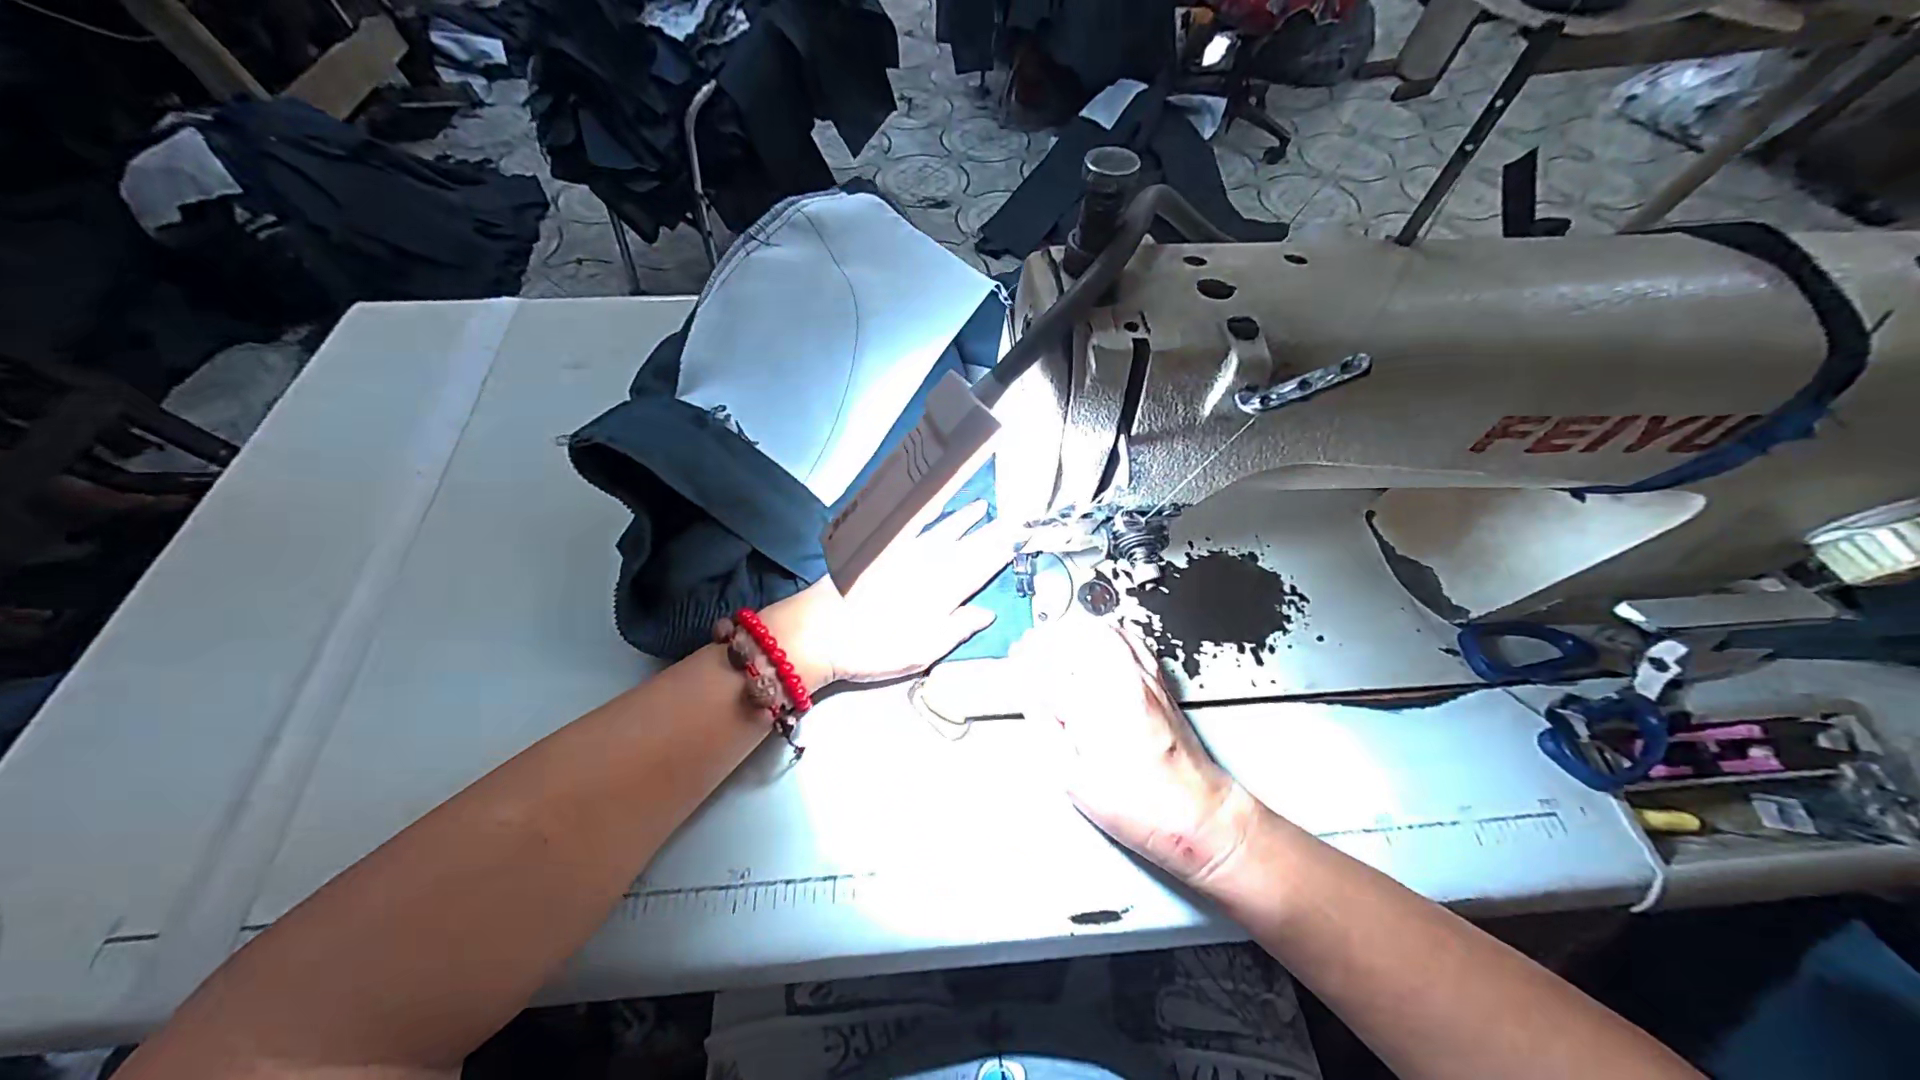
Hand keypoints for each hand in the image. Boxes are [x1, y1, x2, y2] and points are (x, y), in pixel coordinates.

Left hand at [764, 501, 1018, 687]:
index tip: (1020, 539)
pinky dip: (928, 517)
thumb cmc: (872, 648)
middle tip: (1013, 517)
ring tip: (981, 507)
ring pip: (941, 531)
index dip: (1001, 553)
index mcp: (941, 593)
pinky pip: (912, 527)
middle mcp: (926, 567)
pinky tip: (935, 512)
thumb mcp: (920, 651)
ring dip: (963, 519)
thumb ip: (956, 629)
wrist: (818, 629)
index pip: (980, 568)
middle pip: (966, 546)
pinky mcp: (880, 549)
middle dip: (991, 532)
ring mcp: (903, 554)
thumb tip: (986, 612)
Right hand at [1015, 620, 1260, 886]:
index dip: (1023, 667)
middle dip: (1043, 642)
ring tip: (1054, 646)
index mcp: (1096, 709)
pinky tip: (1092, 644)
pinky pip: (1128, 638)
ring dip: (1070, 634)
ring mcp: (1143, 677)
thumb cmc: (1144, 808)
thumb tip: (1031, 702)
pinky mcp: (1158, 680)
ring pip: (1099, 631)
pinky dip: (1102, 633)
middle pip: (1073, 638)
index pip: (1047, 669)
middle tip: (1027, 654)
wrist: (1199, 813)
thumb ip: (1046, 734)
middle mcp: (1121, 684)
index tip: (1012, 671)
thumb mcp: (1075, 782)